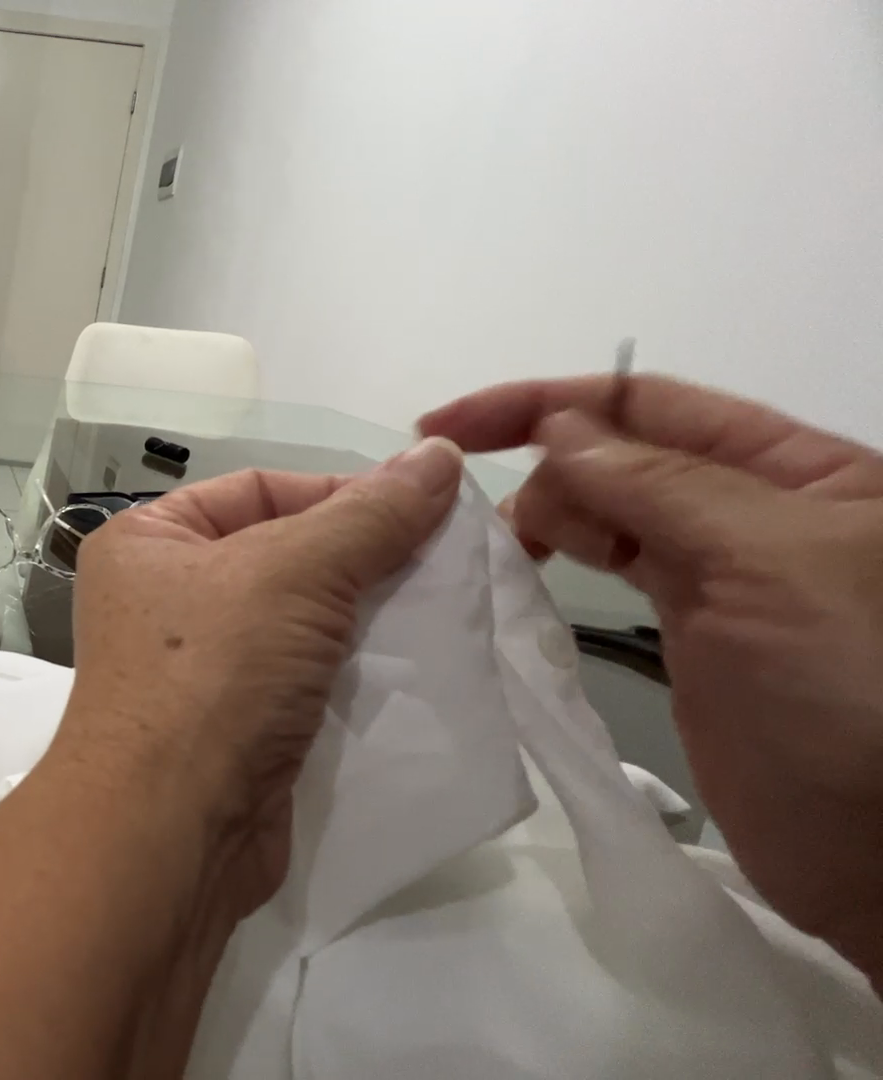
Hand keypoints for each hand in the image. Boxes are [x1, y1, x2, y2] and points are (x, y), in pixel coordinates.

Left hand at [46, 438, 463, 919]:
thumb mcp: (290, 572)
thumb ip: (367, 515)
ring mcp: (194, 662)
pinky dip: (352, 668)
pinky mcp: (230, 719)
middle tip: (451, 565)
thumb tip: (437, 454)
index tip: (426, 511)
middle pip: (280, 554)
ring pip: (296, 619)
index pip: (256, 490)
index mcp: (145, 540)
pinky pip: (299, 674)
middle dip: (362, 559)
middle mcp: (160, 595)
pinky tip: (414, 665)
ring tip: (444, 612)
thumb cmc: (210, 673)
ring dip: (365, 616)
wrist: (169, 823)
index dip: (339, 493)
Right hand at [421, 375, 882, 985]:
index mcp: (800, 472)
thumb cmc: (855, 695)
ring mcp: (712, 564)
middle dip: (533, 463)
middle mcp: (750, 506)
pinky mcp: (679, 618)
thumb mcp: (772, 565)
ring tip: (489, 547)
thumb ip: (662, 486)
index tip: (443, 426)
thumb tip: (555, 429)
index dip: (539, 402)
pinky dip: (550, 551)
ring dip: (535, 510)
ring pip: (596, 505)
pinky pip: (601, 558)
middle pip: (611, 451)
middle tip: (465, 514)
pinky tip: (516, 566)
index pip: (647, 404)